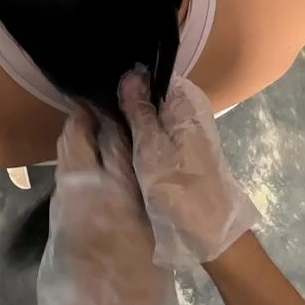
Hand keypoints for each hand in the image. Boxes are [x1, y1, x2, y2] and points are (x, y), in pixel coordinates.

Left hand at [35, 108, 170, 304]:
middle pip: (76, 134)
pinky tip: (90, 161)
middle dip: (85, 113)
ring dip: (77, 133)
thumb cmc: (135, 286)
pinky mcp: (56, 215)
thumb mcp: (157, 238)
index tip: (126, 89)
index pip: (113, 134)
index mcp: (114, 188)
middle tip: (103, 100)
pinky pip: (64, 171)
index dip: (117, 109)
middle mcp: (84, 186)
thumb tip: (151, 163)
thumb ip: (151, 196)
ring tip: (96, 123)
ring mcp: (64, 199)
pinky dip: (73, 156)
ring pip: (66, 152)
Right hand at [120, 71, 260, 266]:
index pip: (156, 74)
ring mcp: (186, 130)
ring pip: (153, 113)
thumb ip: (139, 108)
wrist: (206, 232)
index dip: (132, 77)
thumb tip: (130, 73)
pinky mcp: (181, 149)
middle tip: (97, 101)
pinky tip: (120, 136)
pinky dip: (141, 132)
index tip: (105, 81)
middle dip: (130, 98)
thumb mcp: (150, 145)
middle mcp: (189, 109)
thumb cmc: (178, 186)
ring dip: (133, 117)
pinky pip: (157, 130)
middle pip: (154, 93)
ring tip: (103, 115)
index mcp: (187, 101)